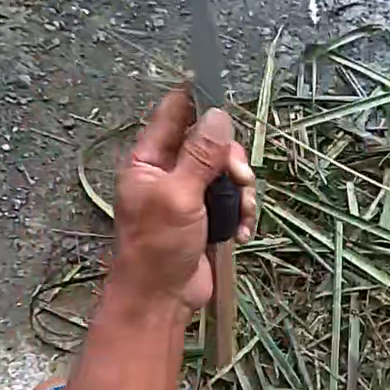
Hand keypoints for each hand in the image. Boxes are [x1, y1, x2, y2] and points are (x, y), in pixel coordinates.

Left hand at [107, 87, 257, 310]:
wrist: (161, 299)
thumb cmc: (158, 247)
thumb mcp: (178, 196)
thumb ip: (199, 156)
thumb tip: (218, 116)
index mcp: (149, 160)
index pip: (174, 114)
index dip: (197, 100)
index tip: (223, 90)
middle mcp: (169, 172)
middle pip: (210, 144)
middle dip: (231, 161)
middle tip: (241, 179)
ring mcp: (190, 196)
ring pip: (226, 175)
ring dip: (240, 193)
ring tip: (241, 215)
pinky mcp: (206, 219)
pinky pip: (231, 203)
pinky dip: (240, 215)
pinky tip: (240, 232)